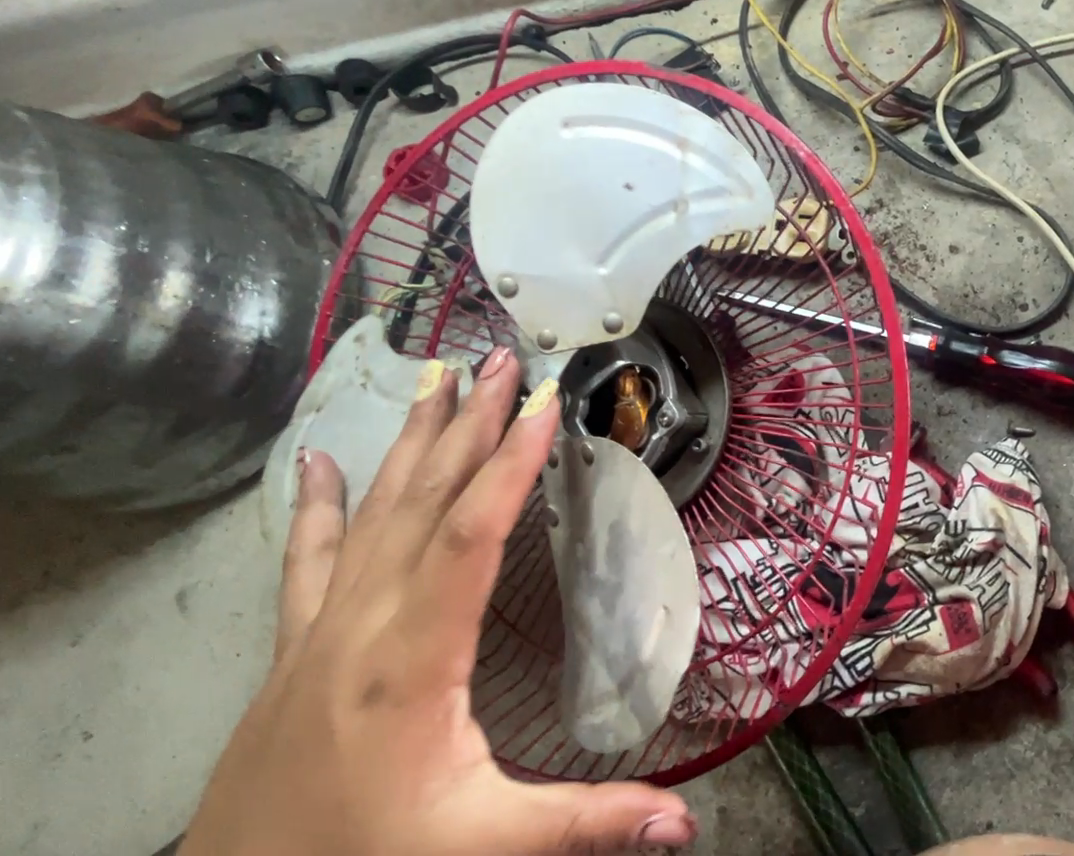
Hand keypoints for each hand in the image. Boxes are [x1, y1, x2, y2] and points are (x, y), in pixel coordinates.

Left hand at [180, 350, 695, 855]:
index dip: (509, 466)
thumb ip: (585, 823)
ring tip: (434, 377)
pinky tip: (319, 462)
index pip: (468, 537)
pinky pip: (308, 558)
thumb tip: (683, 824)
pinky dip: (317, 505)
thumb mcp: (482, 845)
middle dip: (464, 424)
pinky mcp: (295, 647)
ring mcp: (319, 631)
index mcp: (412, 660)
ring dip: (408, 441)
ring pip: (370, 514)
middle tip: (496, 359)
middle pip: (420, 501)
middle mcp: (361, 626)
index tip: (540, 404)